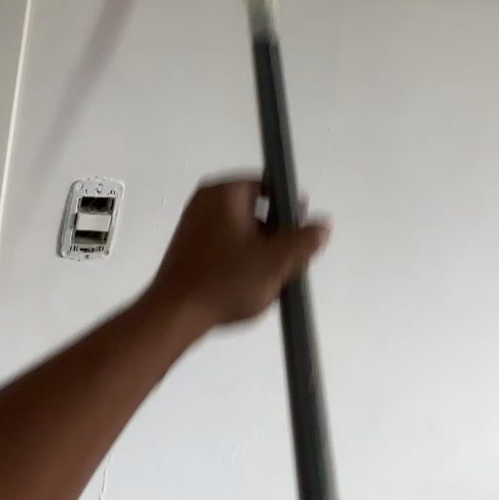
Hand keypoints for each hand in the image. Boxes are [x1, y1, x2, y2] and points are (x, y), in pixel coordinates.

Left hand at [143, 177, 330, 331]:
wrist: (175, 314)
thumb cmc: (226, 280)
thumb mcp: (275, 262)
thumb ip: (303, 241)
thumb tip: (323, 224)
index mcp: (225, 191)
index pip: (269, 185)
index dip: (290, 207)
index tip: (299, 234)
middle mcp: (206, 199)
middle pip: (257, 208)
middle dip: (276, 234)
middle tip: (286, 262)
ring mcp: (195, 222)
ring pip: (243, 229)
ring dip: (261, 250)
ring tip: (269, 279)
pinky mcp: (190, 244)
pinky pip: (226, 243)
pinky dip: (241, 258)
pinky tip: (248, 285)